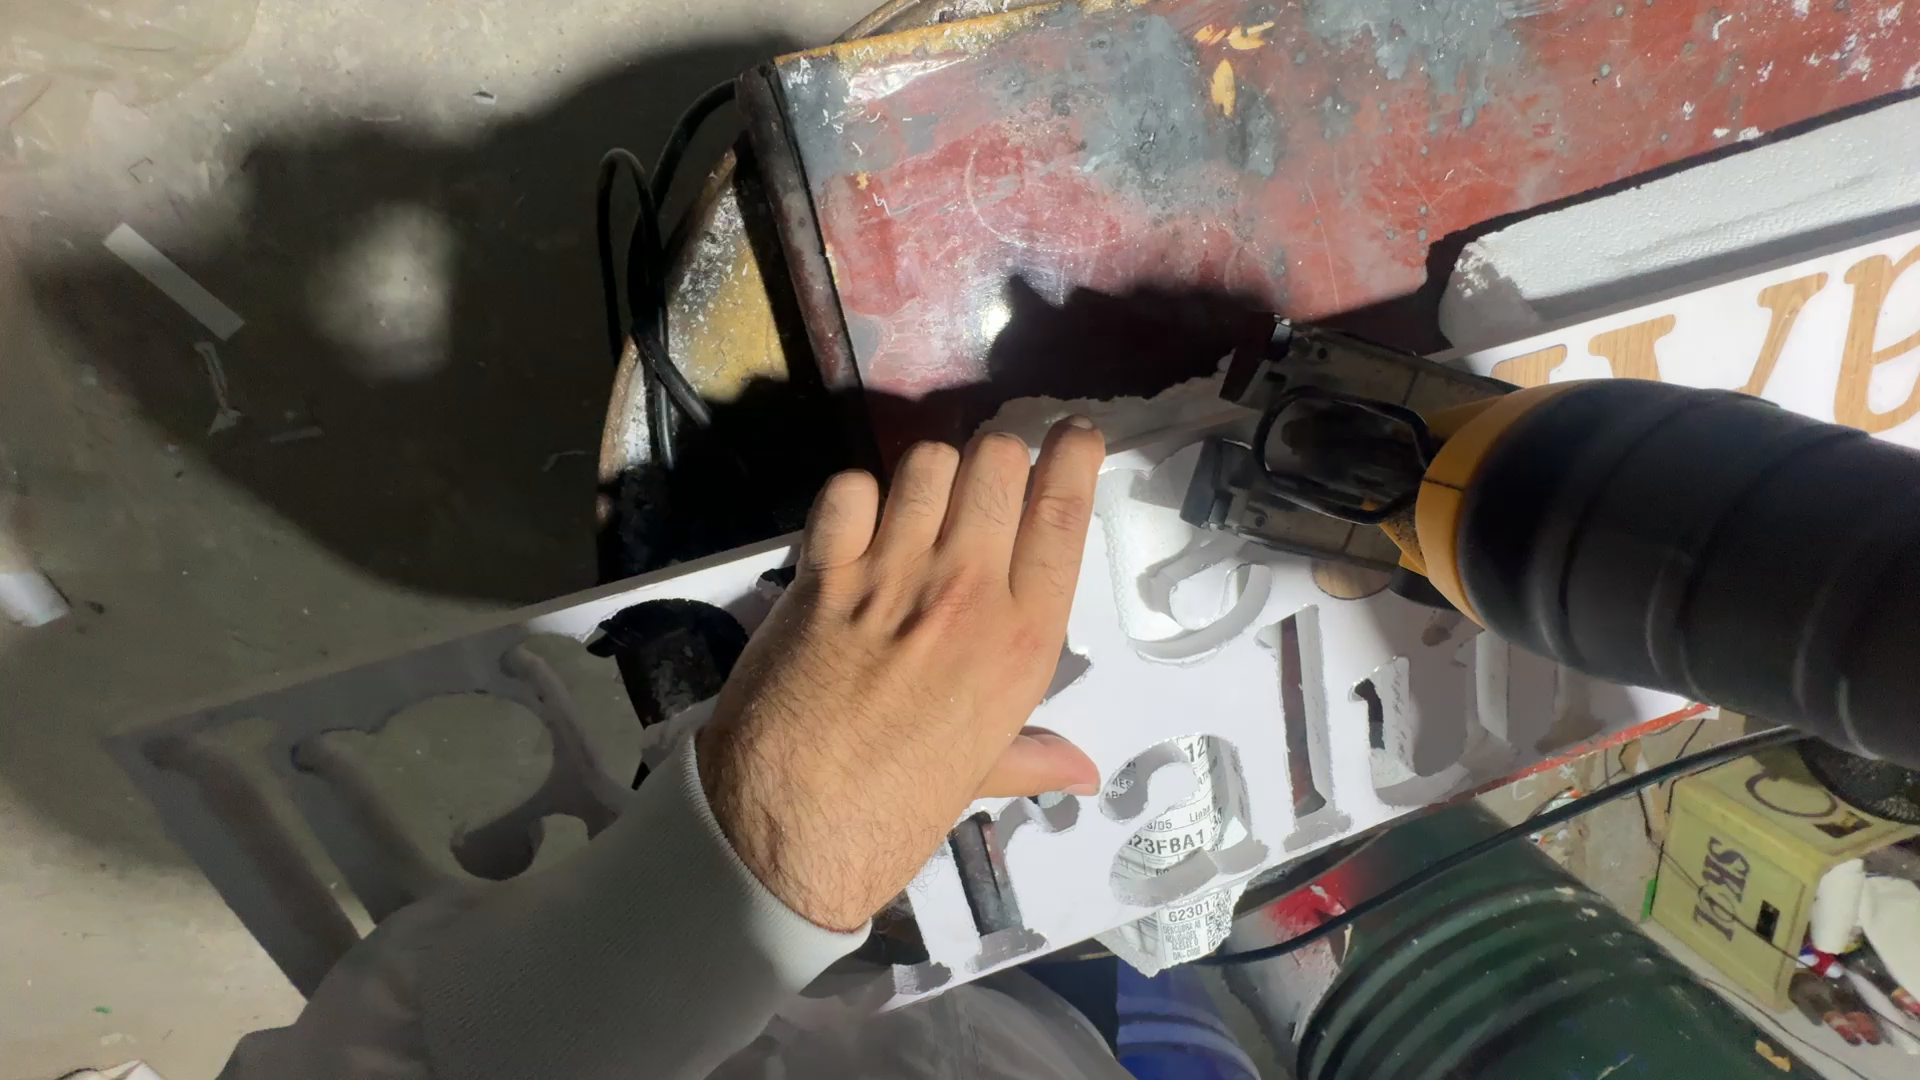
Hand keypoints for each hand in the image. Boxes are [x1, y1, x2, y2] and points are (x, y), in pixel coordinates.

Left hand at [696, 417, 1105, 930]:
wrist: (790, 831)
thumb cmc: (900, 806)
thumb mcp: (982, 775)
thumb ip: (1036, 756)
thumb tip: (1086, 772)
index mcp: (1023, 639)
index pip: (1063, 514)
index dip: (1073, 456)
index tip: (1073, 435)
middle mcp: (966, 591)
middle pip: (997, 461)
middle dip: (995, 456)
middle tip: (983, 480)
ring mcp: (892, 576)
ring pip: (926, 462)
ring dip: (928, 474)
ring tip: (920, 505)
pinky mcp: (824, 573)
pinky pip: (850, 490)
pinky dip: (855, 498)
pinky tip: (856, 529)